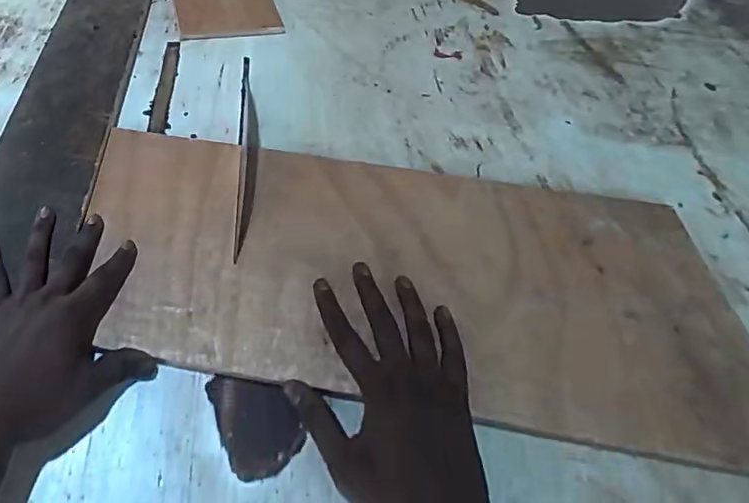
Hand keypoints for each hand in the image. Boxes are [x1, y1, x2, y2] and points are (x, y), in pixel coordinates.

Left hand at [0, 208, 152, 501]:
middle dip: (86, 238)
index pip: (103, 282)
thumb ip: (118, 369)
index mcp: (74, 316)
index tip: (129, 243)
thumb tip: (152, 362)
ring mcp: (19, 302)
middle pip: (72, 261)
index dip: (119, 263)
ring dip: (42, 233)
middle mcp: (49, 300)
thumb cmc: (39, 403)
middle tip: (95, 217)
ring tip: (47, 210)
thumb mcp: (85, 390)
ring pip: (34, 260)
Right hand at [286, 264, 487, 502]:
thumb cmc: (389, 495)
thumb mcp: (345, 464)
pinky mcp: (458, 399)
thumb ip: (318, 421)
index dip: (332, 310)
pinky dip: (449, 332)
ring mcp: (436, 387)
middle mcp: (407, 379)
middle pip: (385, 327)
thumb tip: (290, 384)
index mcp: (378, 392)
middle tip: (360, 267)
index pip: (347, 341)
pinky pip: (454, 357)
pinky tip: (442, 312)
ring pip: (421, 334)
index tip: (321, 284)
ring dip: (409, 304)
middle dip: (370, 295)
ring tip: (400, 279)